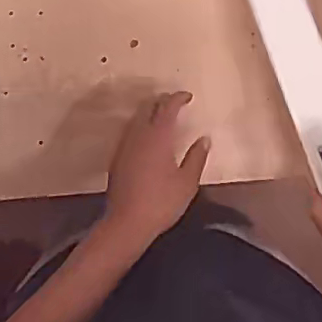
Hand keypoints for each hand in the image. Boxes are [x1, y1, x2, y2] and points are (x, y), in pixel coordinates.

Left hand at [101, 91, 211, 247]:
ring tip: (163, 117)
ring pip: (137, 117)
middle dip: (163, 100)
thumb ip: (196, 157)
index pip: (168, 106)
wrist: (126, 224)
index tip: (188, 97)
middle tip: (176, 103)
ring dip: (150, 111)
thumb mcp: (187, 182)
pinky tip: (147, 138)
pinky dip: (141, 125)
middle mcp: (140, 134)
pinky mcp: (117, 157)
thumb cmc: (161, 202)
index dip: (179, 97)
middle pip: (149, 106)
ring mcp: (125, 145)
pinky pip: (130, 130)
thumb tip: (204, 139)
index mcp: (159, 135)